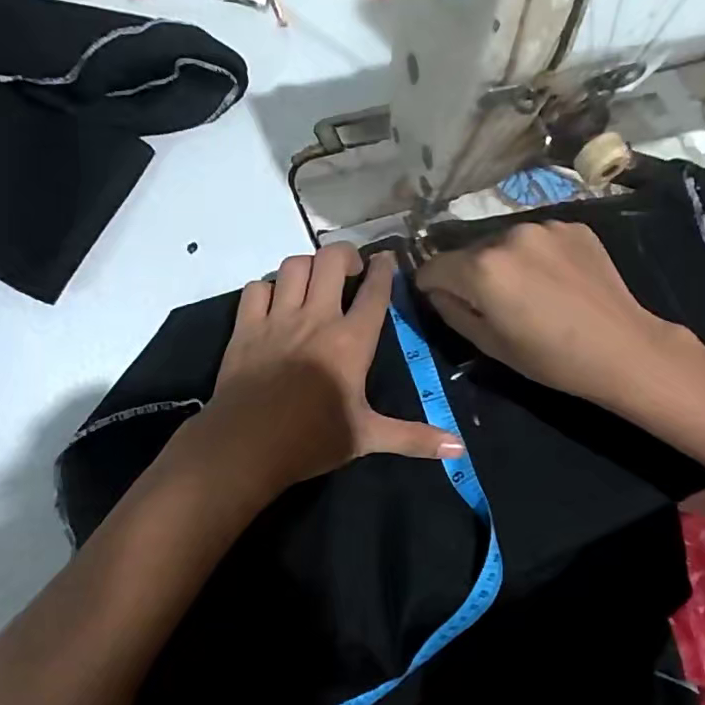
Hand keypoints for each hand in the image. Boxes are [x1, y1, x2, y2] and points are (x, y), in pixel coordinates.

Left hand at [169, 245, 462, 503]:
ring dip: (308, 266)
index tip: (388, 259)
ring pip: (293, 266)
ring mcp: (277, 319)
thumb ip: (414, 438)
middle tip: (352, 270)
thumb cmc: (313, 440)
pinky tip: (276, 302)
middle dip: (345, 255)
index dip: (384, 270)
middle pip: (330, 260)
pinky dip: (269, 287)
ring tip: (315, 281)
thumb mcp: (368, 437)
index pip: (374, 292)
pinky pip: (256, 288)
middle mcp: (316, 319)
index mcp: (351, 341)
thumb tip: (459, 449)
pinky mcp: (245, 328)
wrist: (246, 448)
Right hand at [415, 221, 691, 402]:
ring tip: (533, 293)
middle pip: (471, 252)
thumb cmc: (551, 358)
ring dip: (507, 262)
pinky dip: (539, 256)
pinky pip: (539, 239)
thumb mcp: (490, 345)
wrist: (622, 348)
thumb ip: (452, 312)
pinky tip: (559, 282)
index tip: (446, 303)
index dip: (433, 288)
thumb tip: (437, 291)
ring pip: (505, 243)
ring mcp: (545, 226)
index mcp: (482, 267)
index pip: (433, 267)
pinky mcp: (573, 226)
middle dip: (472, 275)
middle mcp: (509, 235)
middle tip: (498, 305)